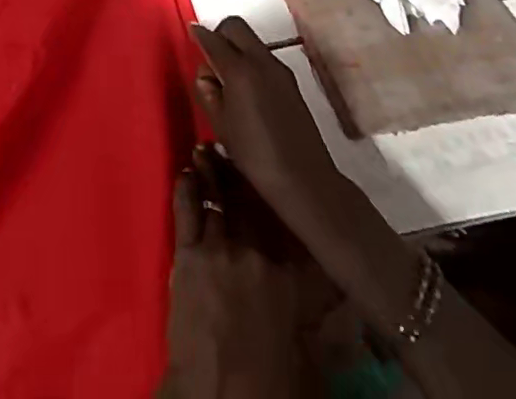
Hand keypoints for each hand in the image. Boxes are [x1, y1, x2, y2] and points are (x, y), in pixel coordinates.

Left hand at [160, 146, 340, 397]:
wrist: (220, 391)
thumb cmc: (269, 375)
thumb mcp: (305, 338)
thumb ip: (314, 300)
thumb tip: (330, 279)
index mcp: (291, 274)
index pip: (285, 221)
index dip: (278, 191)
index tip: (274, 165)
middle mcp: (257, 252)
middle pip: (250, 200)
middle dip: (242, 171)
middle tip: (234, 143)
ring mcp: (220, 248)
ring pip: (218, 198)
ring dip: (212, 171)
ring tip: (207, 147)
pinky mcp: (188, 253)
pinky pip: (186, 210)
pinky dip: (185, 187)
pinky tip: (184, 171)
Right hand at [189, 18, 343, 221]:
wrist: (303, 177)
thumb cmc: (254, 154)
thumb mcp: (220, 124)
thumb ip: (208, 91)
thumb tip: (206, 74)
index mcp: (239, 70)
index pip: (213, 39)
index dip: (198, 35)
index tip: (191, 35)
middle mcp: (261, 62)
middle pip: (235, 27)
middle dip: (218, 34)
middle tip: (209, 59)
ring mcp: (280, 70)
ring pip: (251, 41)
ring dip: (235, 47)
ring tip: (226, 80)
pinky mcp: (290, 81)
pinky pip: (263, 57)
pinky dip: (249, 61)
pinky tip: (245, 91)